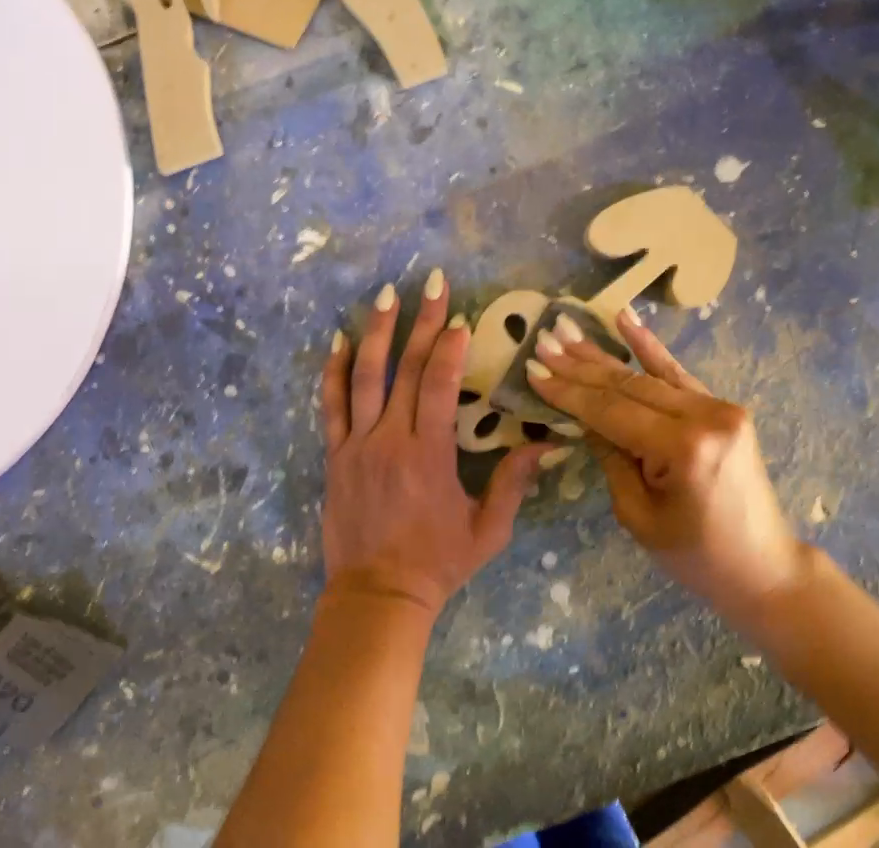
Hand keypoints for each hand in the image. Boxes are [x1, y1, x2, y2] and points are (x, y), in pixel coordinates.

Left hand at [321, 270, 558, 615]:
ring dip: (376, 333)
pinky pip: (331, 405)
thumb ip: (513, 483)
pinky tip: (337, 341)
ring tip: (385, 296)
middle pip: (407, 370)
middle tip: (432, 283)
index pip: (440, 386)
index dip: (449, 348)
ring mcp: (357, 445)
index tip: (459, 318)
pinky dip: (333, 371)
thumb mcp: (488, 530)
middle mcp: (390, 439)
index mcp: (429, 454)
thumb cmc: (437, 564)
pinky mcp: (335, 456)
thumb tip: (547, 444)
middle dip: (422, 323)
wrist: (377, 595)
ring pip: (365, 377)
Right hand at [524, 308, 803, 603]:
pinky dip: (650, 349)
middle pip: (629, 386)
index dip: (569, 392)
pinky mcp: (724, 409)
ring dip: (606, 355)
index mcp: (683, 449)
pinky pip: (679, 375)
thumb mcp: (638, 515)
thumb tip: (584, 417)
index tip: (533, 370)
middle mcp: (706, 417)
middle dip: (580, 367)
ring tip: (569, 331)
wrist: (762, 567)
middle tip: (543, 342)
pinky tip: (626, 321)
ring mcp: (720, 408)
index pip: (612, 411)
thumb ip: (611, 458)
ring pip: (650, 375)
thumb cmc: (695, 555)